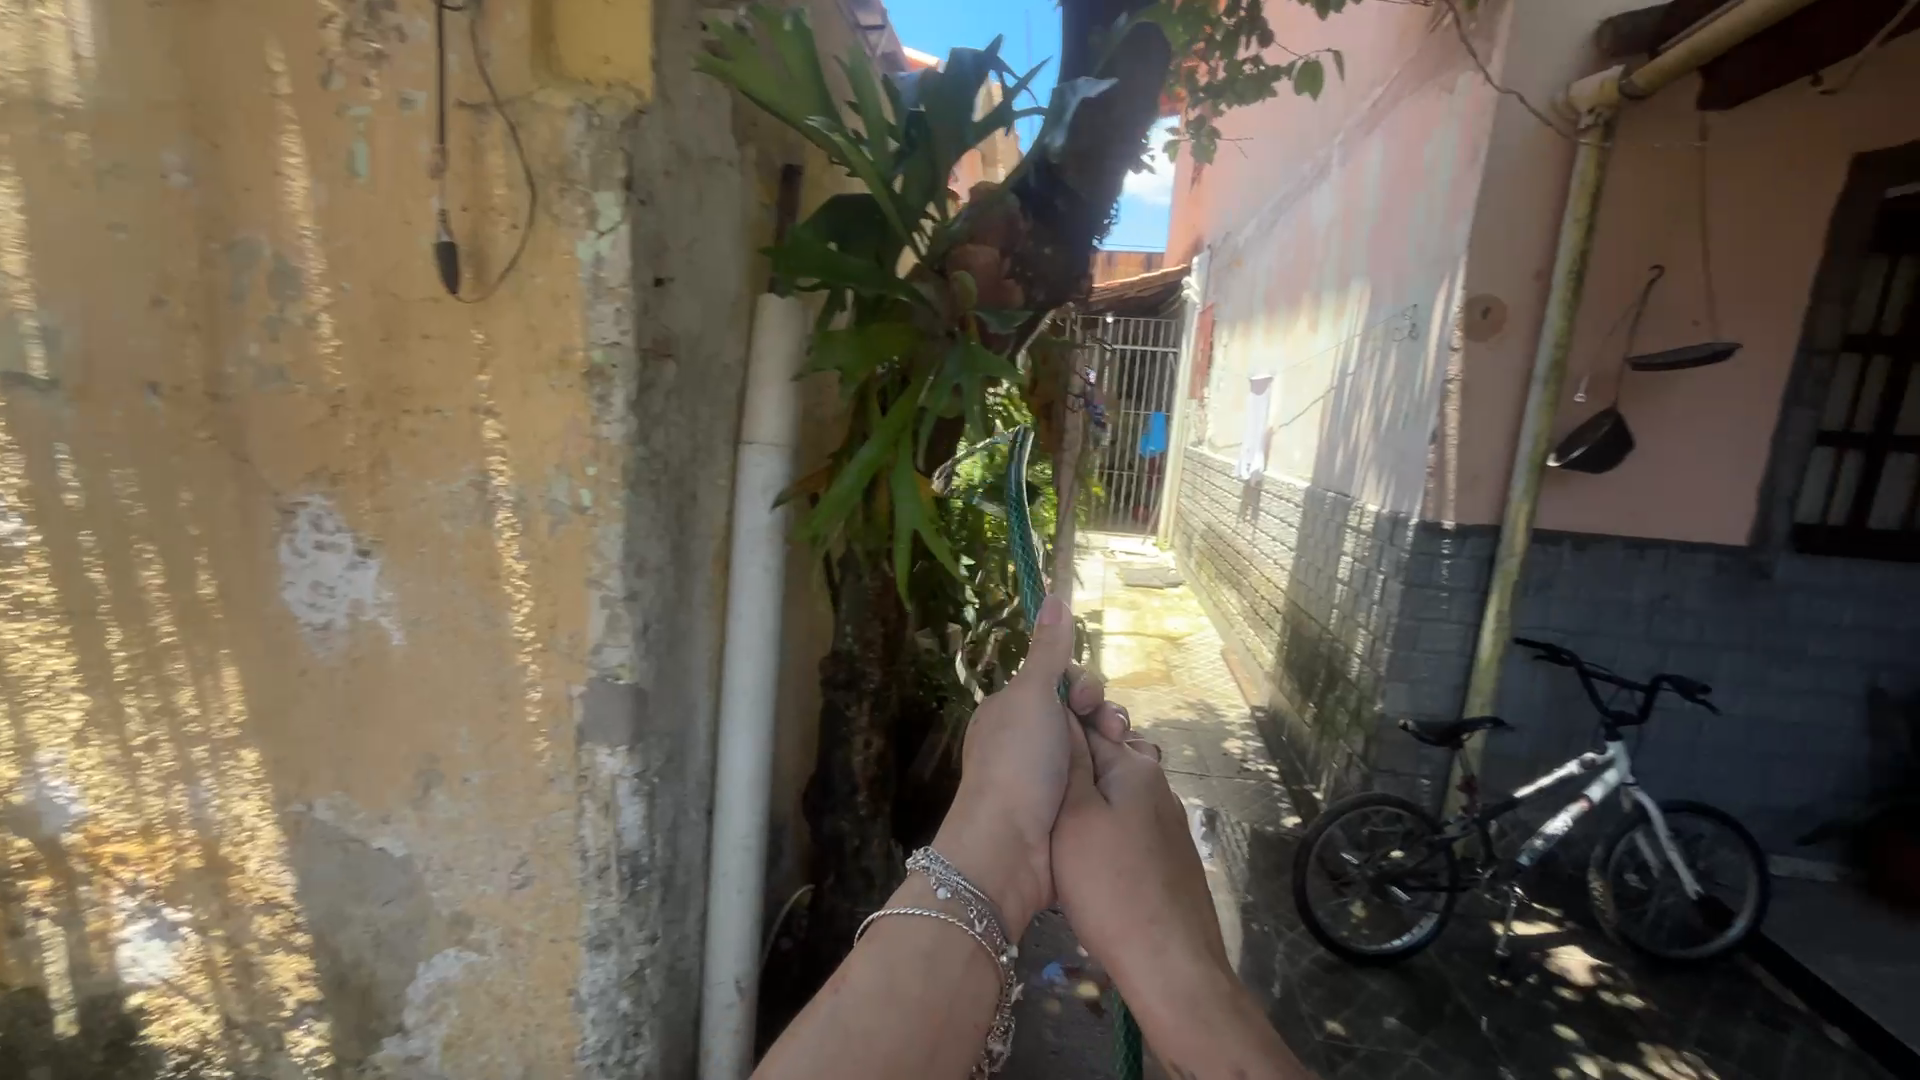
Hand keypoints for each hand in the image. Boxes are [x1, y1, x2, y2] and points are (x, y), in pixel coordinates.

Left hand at [933, 595, 1123, 931]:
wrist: (1010, 849)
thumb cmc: (1017, 762)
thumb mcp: (1032, 696)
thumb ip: (1048, 650)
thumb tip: (1053, 595)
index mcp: (1011, 710)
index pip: (1058, 682)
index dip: (1081, 684)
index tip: (1087, 699)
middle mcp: (1027, 740)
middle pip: (1081, 713)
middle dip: (1103, 715)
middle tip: (1112, 730)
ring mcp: (1046, 777)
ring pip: (1094, 746)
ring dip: (1114, 744)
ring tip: (1126, 754)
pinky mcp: (1067, 809)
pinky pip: (1098, 780)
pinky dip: (1113, 775)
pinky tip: (1129, 779)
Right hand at [1052, 725, 1310, 1077]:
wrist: (1169, 963)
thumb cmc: (1108, 884)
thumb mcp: (1073, 817)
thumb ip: (1071, 763)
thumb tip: (1067, 716)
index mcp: (1134, 766)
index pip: (1088, 727)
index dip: (1058, 736)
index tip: (1031, 756)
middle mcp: (1158, 783)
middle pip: (1108, 756)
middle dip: (1077, 768)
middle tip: (1045, 797)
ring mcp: (1170, 819)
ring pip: (1120, 791)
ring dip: (1094, 800)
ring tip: (1064, 829)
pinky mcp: (1172, 851)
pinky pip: (1133, 820)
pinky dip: (1111, 826)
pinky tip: (1094, 856)